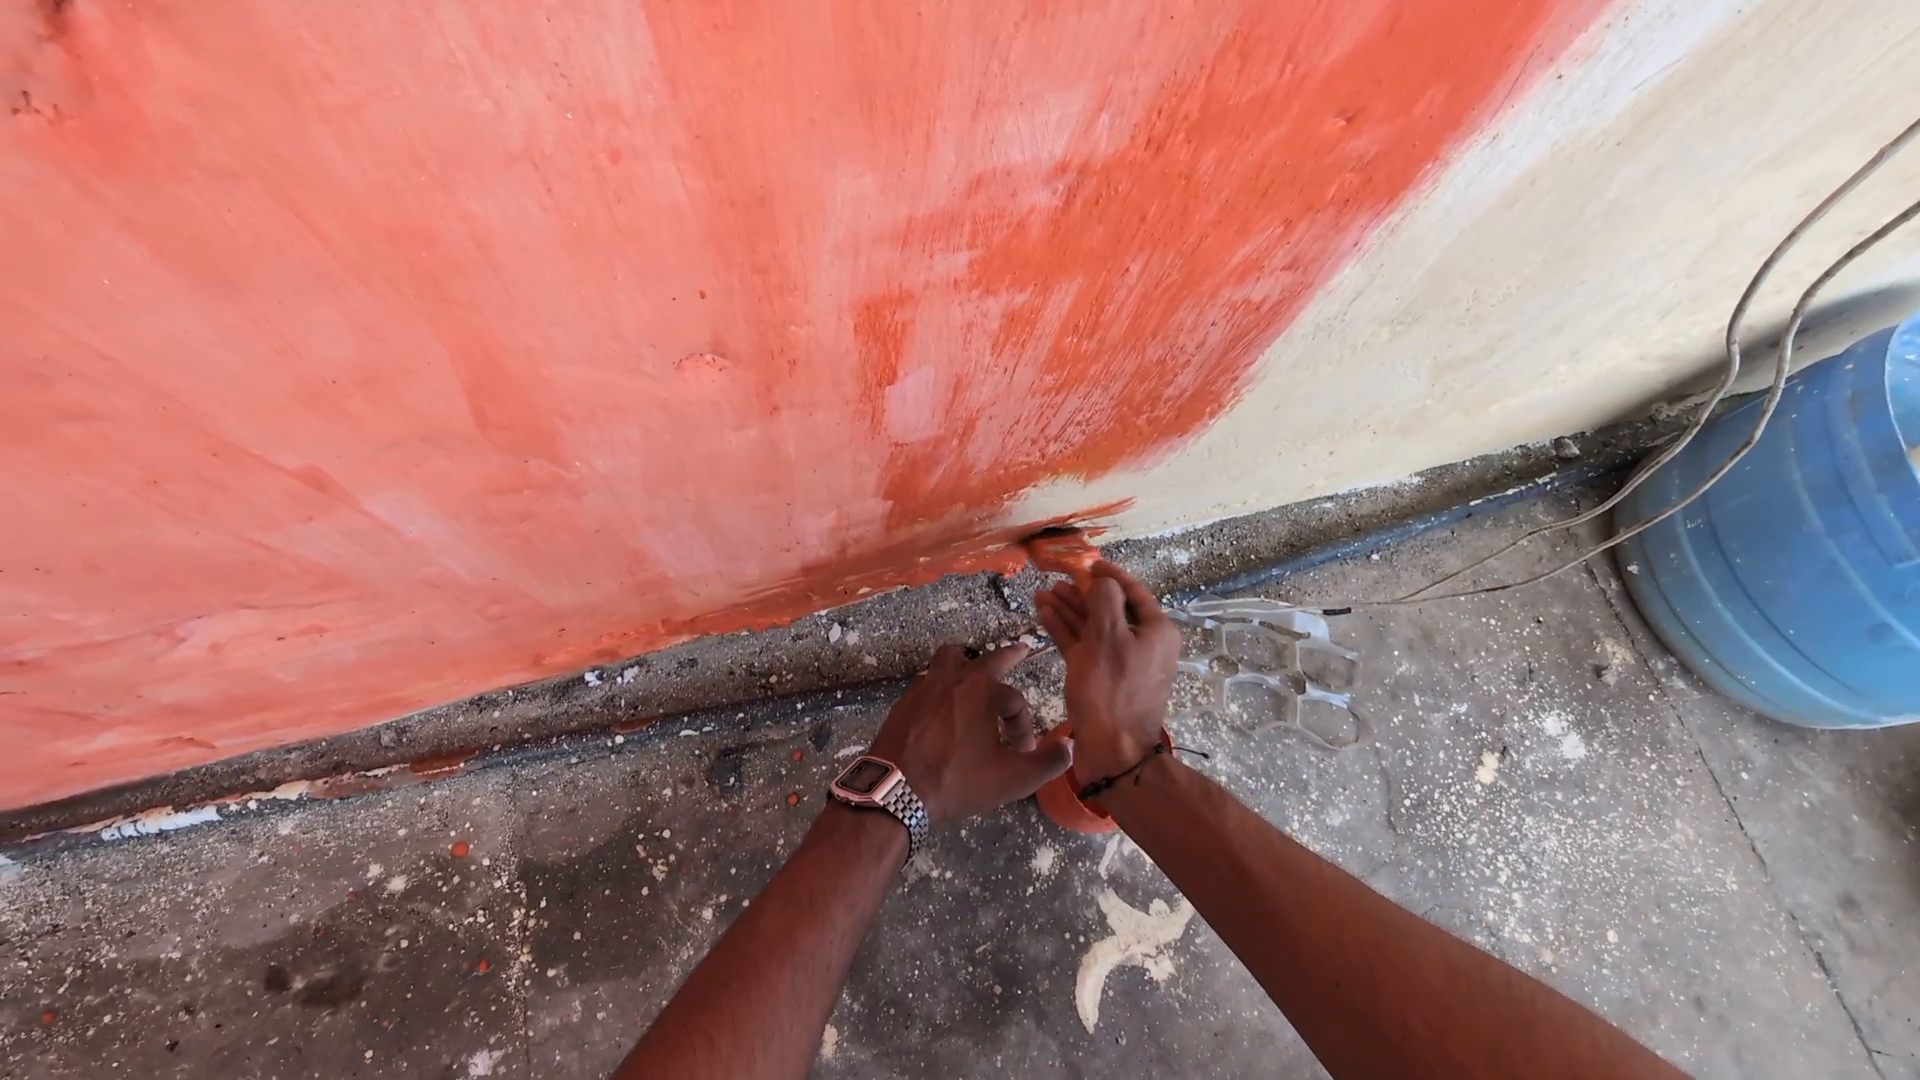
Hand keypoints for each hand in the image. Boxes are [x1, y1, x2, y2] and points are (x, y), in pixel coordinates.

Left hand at [866, 643, 1071, 825]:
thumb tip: (1070, 746)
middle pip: (988, 658)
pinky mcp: (905, 700)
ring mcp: (926, 686)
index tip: (1022, 752)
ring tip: (974, 675)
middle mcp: (955, 679)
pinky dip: (943, 686)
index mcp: (984, 692)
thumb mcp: (1012, 780)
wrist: (895, 790)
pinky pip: (929, 681)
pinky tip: (944, 709)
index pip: (1016, 700)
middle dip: (1009, 655)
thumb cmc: (957, 781)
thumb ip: (1048, 762)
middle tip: (1020, 650)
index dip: (1024, 726)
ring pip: (950, 658)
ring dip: (967, 663)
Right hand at [1033, 561, 1180, 786]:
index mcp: (1156, 630)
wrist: (1112, 748)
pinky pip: (1085, 647)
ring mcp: (1122, 662)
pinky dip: (1067, 631)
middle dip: (1081, 593)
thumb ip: (1105, 599)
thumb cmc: (1112, 689)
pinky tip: (1045, 615)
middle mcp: (1143, 643)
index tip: (1088, 563)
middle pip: (1110, 608)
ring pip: (1094, 628)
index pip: (1133, 591)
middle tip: (1055, 581)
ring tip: (1042, 594)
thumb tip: (1103, 580)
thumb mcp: (1108, 636)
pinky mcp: (1103, 678)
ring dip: (1069, 610)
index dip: (1110, 575)